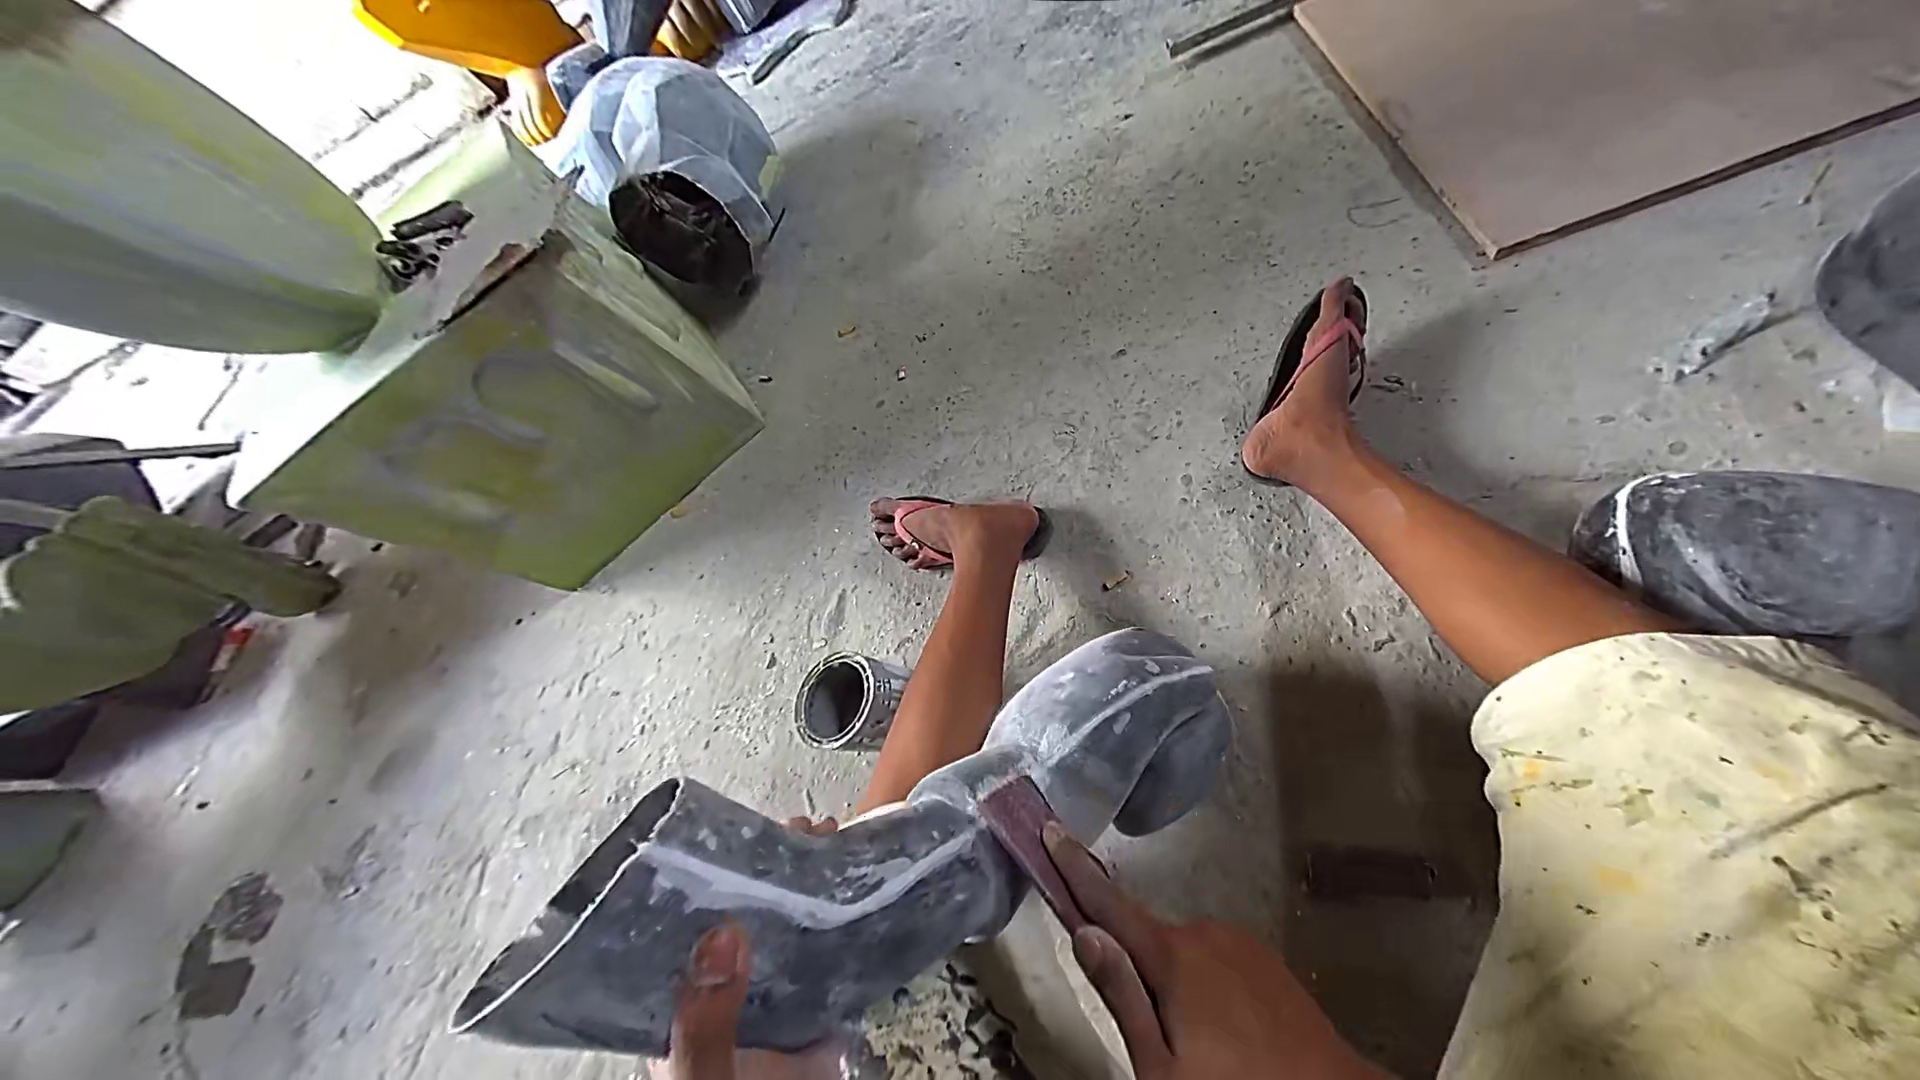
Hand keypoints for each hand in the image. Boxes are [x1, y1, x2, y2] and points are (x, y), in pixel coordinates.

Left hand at [669, 819, 844, 1079]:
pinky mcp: (819, 1003)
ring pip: (794, 921)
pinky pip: (831, 949)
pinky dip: (845, 912)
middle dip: (780, 863)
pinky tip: (860, 879)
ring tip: (835, 836)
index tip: (754, 834)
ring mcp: (778, 991)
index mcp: (688, 997)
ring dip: (813, 877)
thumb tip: (723, 934)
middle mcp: (732, 985)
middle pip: (753, 910)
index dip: (724, 872)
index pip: (699, 919)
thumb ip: (702, 1026)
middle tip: (809, 829)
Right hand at [1042, 822, 1388, 1079]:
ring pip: (1182, 953)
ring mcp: (1238, 943)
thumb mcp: (1163, 1071)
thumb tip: (1084, 932)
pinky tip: (1227, 1034)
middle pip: (1146, 937)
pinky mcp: (1265, 960)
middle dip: (1134, 966)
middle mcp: (1203, 933)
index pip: (1108, 902)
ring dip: (1172, 981)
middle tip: (1153, 1034)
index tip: (1050, 830)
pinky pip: (1215, 960)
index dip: (1074, 867)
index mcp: (1172, 957)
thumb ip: (1122, 996)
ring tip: (1197, 1046)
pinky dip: (1205, 985)